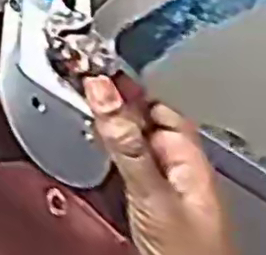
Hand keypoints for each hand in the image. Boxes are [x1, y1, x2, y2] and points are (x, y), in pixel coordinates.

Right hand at [84, 76, 233, 254]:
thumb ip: (125, 142)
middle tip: (75, 76)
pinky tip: (88, 140)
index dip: (124, 82)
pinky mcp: (146, 203)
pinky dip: (103, 145)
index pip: (156, 103)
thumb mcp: (153, 194)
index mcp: (190, 159)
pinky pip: (123, 159)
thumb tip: (100, 87)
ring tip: (76, 99)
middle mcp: (178, 168)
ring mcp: (163, 186)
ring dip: (104, 120)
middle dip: (110, 98)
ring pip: (130, 138)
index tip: (91, 63)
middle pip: (141, 118)